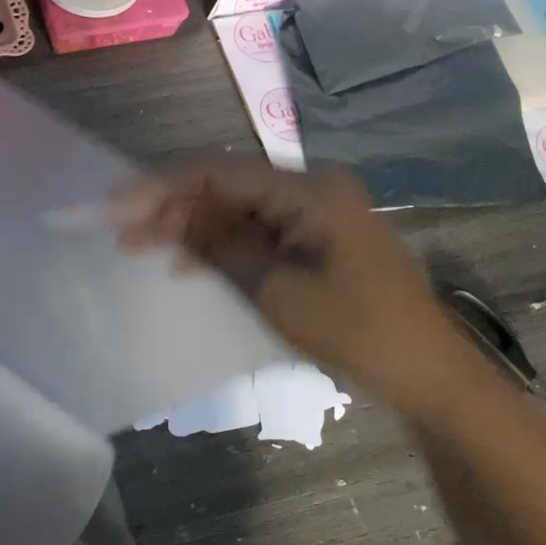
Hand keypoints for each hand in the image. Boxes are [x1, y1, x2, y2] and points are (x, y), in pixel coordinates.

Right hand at [115, 160, 460, 407]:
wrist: (427, 371)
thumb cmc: (355, 329)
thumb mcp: (274, 289)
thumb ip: (217, 245)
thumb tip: (165, 217)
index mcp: (309, 190)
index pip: (219, 173)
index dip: (163, 188)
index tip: (119, 208)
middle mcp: (312, 189)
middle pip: (225, 186)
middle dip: (172, 207)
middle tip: (124, 234)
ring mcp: (315, 212)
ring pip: (236, 208)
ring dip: (191, 226)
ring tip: (144, 248)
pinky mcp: (315, 237)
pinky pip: (255, 229)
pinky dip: (220, 243)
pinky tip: (187, 262)